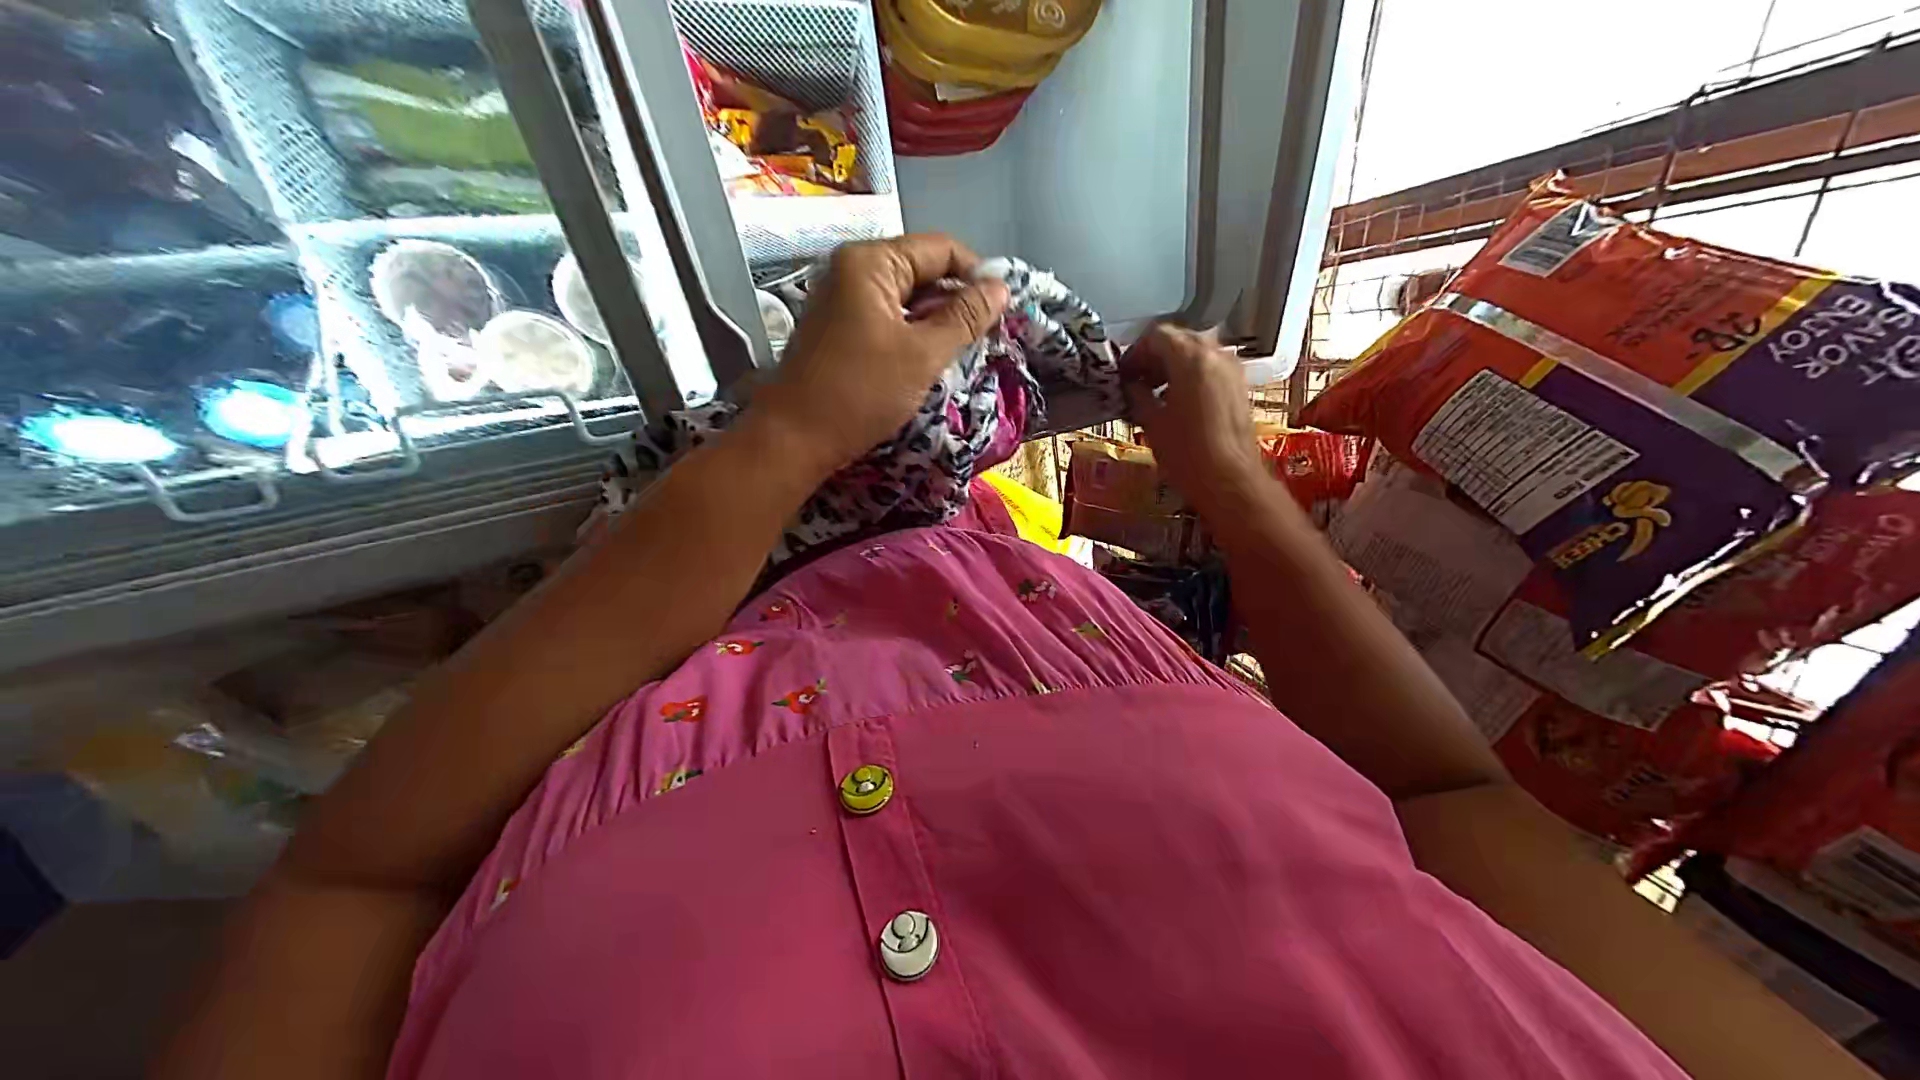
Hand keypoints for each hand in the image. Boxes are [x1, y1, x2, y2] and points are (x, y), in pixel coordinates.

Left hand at [747, 233, 1009, 474]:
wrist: (794, 438)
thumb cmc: (860, 392)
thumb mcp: (922, 354)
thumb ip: (965, 317)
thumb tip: (1001, 288)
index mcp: (871, 262)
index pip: (940, 249)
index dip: (976, 274)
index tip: (1002, 309)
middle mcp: (853, 269)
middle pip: (922, 269)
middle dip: (956, 300)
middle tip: (986, 335)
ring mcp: (842, 297)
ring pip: (906, 296)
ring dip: (936, 320)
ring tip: (962, 350)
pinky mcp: (839, 326)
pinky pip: (887, 316)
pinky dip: (912, 332)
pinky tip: (930, 358)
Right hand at [1121, 324, 1269, 515]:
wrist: (1230, 481)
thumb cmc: (1186, 454)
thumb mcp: (1151, 423)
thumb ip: (1137, 394)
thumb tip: (1130, 385)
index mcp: (1190, 358)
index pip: (1156, 335)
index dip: (1134, 352)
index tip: (1122, 374)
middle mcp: (1215, 354)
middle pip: (1179, 339)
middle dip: (1154, 356)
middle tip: (1135, 381)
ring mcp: (1232, 369)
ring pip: (1196, 352)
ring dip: (1172, 365)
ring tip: (1154, 392)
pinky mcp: (1239, 386)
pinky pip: (1210, 368)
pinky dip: (1190, 375)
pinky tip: (1176, 402)